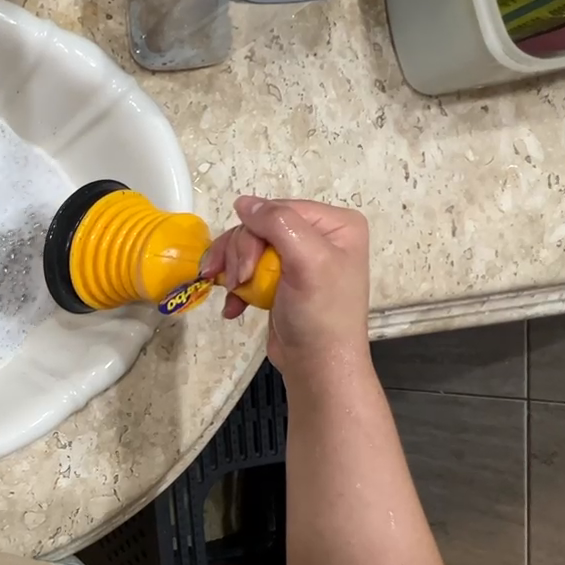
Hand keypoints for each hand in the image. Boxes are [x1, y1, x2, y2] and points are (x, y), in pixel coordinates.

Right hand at [203, 197, 370, 373]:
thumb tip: (242, 202)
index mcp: (335, 224)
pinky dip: (234, 290)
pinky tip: (233, 308)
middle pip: (258, 229)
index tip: (243, 270)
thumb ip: (278, 225)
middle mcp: (317, 237)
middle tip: (235, 282)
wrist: (317, 363)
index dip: (251, 235)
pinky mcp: (278, 283)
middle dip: (239, 255)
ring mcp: (296, 261)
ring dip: (231, 272)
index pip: (277, 211)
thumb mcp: (307, 261)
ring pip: (246, 250)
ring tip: (230, 294)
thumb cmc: (320, 313)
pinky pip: (245, 273)